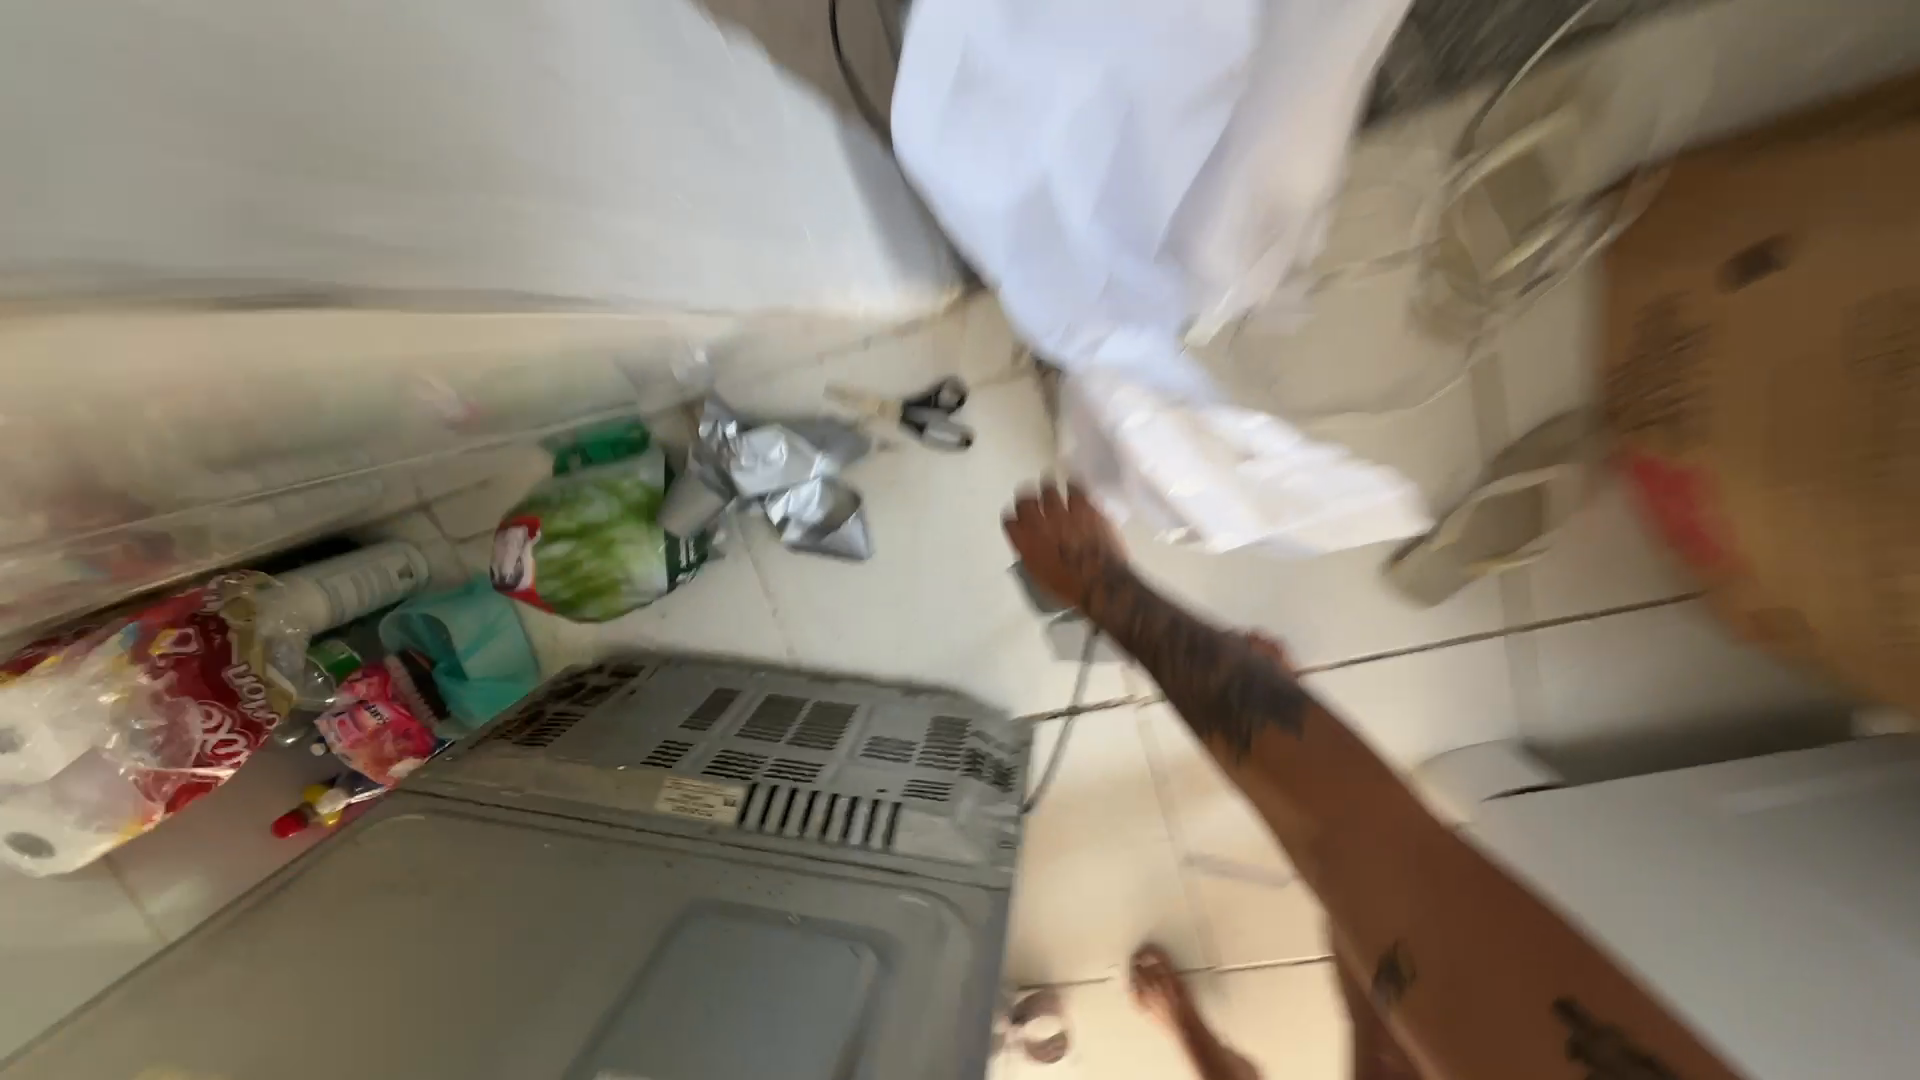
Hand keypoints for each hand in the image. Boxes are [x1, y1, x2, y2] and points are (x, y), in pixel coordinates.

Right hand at [1002, 483, 1127, 613]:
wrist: (1102, 583)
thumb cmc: (1072, 587)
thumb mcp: (1041, 577)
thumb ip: (1031, 556)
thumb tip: (1031, 548)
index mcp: (1025, 544)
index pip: (1010, 521)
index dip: (1014, 519)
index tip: (1018, 520)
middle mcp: (1039, 524)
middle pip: (1025, 501)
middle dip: (1028, 499)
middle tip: (1033, 501)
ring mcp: (1062, 513)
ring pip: (1048, 490)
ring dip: (1048, 491)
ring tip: (1051, 490)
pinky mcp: (1085, 507)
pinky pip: (1075, 488)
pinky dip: (1072, 487)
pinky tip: (1073, 487)